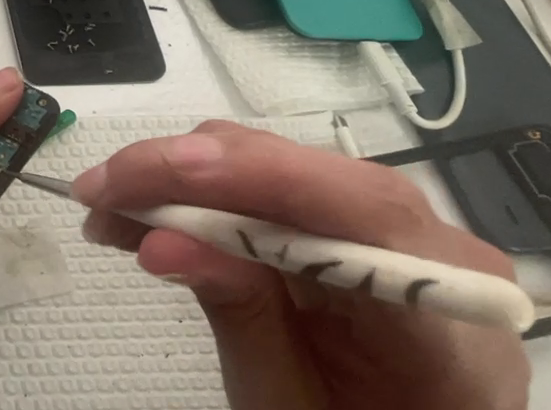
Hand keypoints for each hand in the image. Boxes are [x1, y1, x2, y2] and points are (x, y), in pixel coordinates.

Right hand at [74, 121, 529, 409]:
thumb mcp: (290, 405)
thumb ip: (240, 320)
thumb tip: (158, 241)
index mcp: (451, 321)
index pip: (364, 213)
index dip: (259, 177)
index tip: (160, 175)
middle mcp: (432, 252)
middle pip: (303, 174)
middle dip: (188, 172)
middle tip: (100, 193)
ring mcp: (390, 229)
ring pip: (273, 164)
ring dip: (178, 179)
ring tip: (109, 209)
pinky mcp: (345, 220)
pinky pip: (265, 184)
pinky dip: (196, 194)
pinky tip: (144, 212)